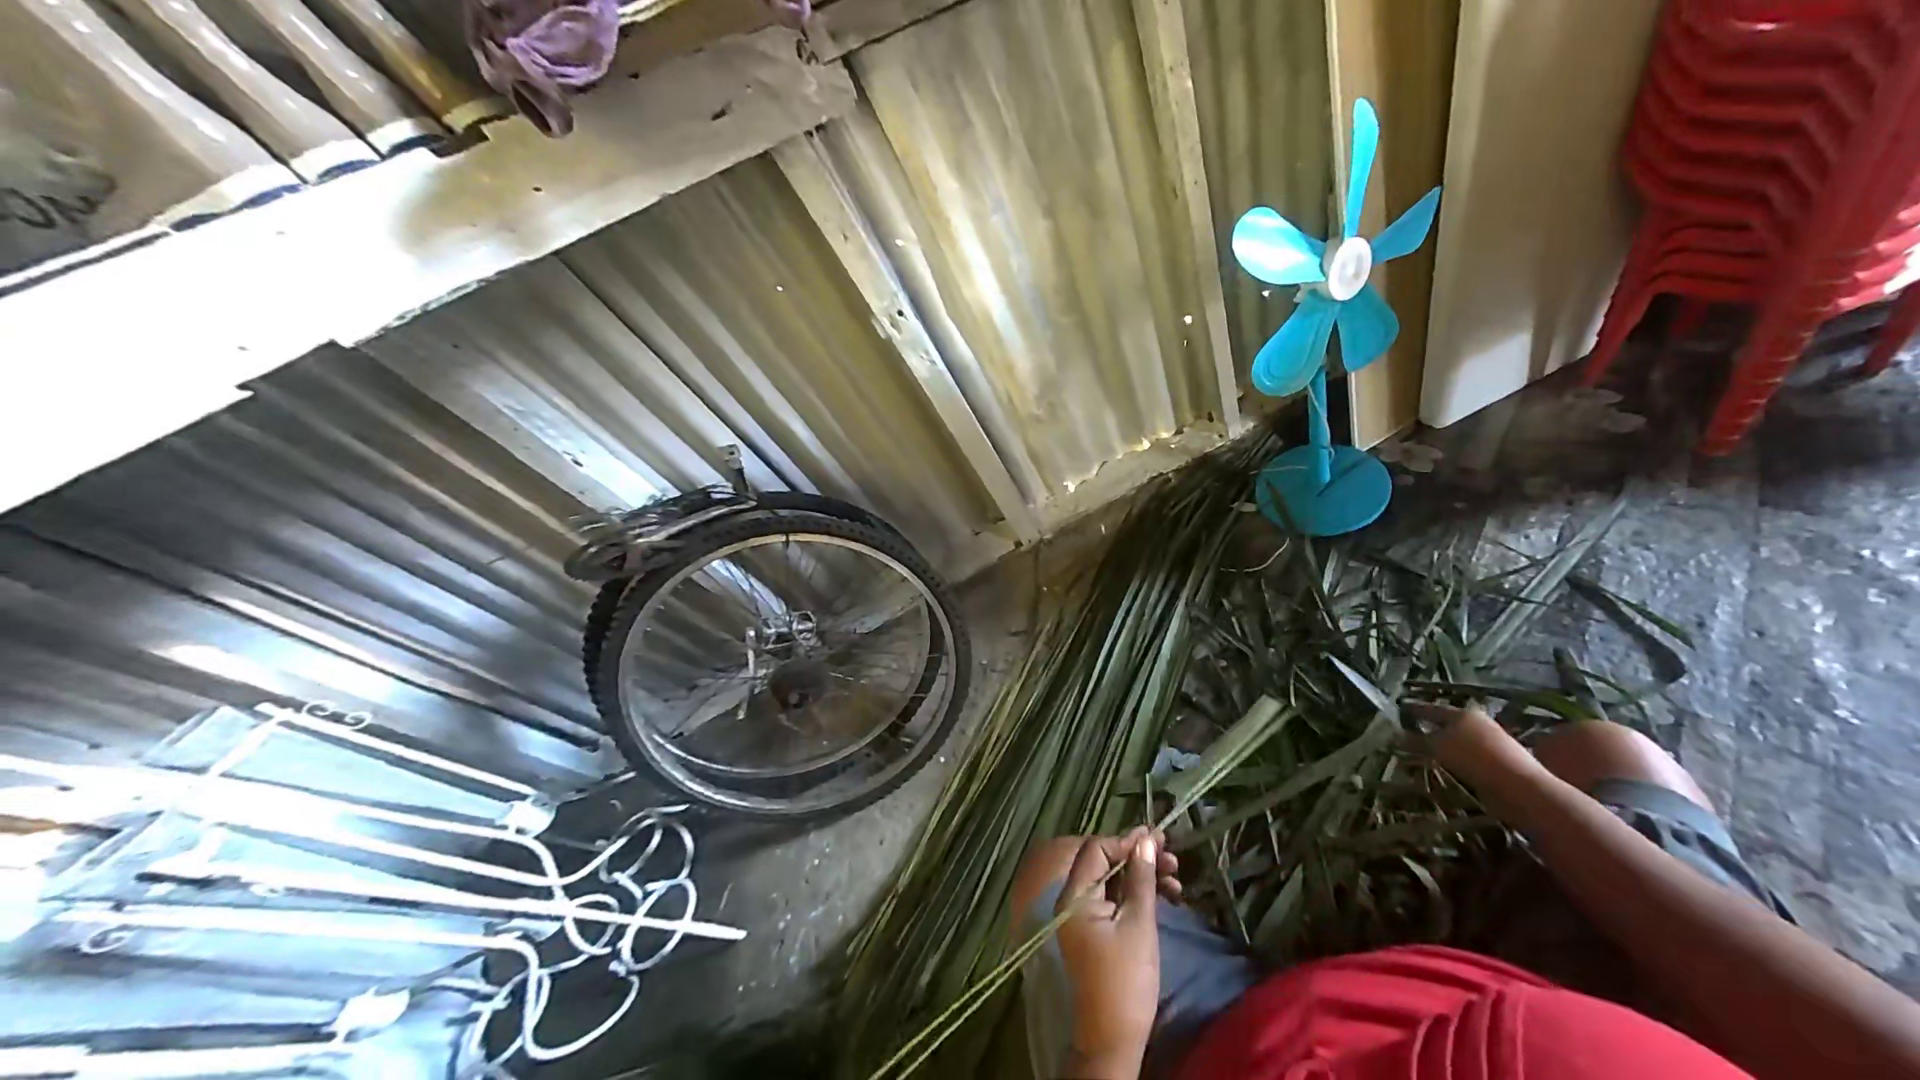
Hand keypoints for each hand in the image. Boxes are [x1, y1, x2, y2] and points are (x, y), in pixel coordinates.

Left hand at [1054, 828, 1170, 1079]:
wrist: (1113, 1039)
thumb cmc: (1126, 979)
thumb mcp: (1139, 923)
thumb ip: (1141, 878)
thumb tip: (1145, 839)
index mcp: (1075, 894)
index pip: (1096, 849)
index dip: (1126, 841)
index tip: (1158, 840)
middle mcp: (1073, 900)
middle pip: (1103, 863)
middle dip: (1137, 857)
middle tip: (1172, 858)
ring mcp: (1082, 917)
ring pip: (1111, 882)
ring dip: (1141, 876)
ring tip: (1176, 879)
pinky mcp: (1095, 932)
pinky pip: (1113, 900)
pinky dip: (1135, 895)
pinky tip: (1164, 897)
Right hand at [1404, 700, 1539, 785]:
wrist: (1521, 789)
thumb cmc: (1474, 758)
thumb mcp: (1437, 747)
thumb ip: (1416, 740)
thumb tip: (1397, 737)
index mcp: (1462, 714)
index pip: (1431, 709)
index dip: (1414, 710)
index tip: (1399, 710)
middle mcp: (1478, 724)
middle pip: (1446, 724)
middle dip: (1428, 729)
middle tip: (1407, 735)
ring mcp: (1491, 744)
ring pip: (1457, 742)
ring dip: (1441, 748)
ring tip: (1422, 756)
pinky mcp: (1499, 764)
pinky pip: (1467, 759)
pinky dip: (1454, 762)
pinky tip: (1444, 770)